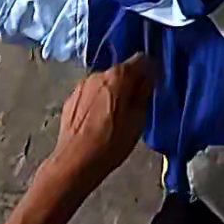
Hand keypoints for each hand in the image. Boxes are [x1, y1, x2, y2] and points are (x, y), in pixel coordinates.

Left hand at [50, 53, 153, 181]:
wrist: (73, 164)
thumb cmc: (112, 142)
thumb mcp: (139, 119)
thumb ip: (144, 93)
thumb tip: (146, 81)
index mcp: (120, 75)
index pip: (141, 59)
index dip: (150, 70)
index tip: (154, 83)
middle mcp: (99, 74)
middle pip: (122, 71)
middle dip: (130, 82)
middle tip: (135, 102)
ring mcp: (81, 86)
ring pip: (105, 82)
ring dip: (113, 91)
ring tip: (114, 114)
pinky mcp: (69, 100)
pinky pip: (90, 94)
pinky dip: (97, 101)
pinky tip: (97, 120)